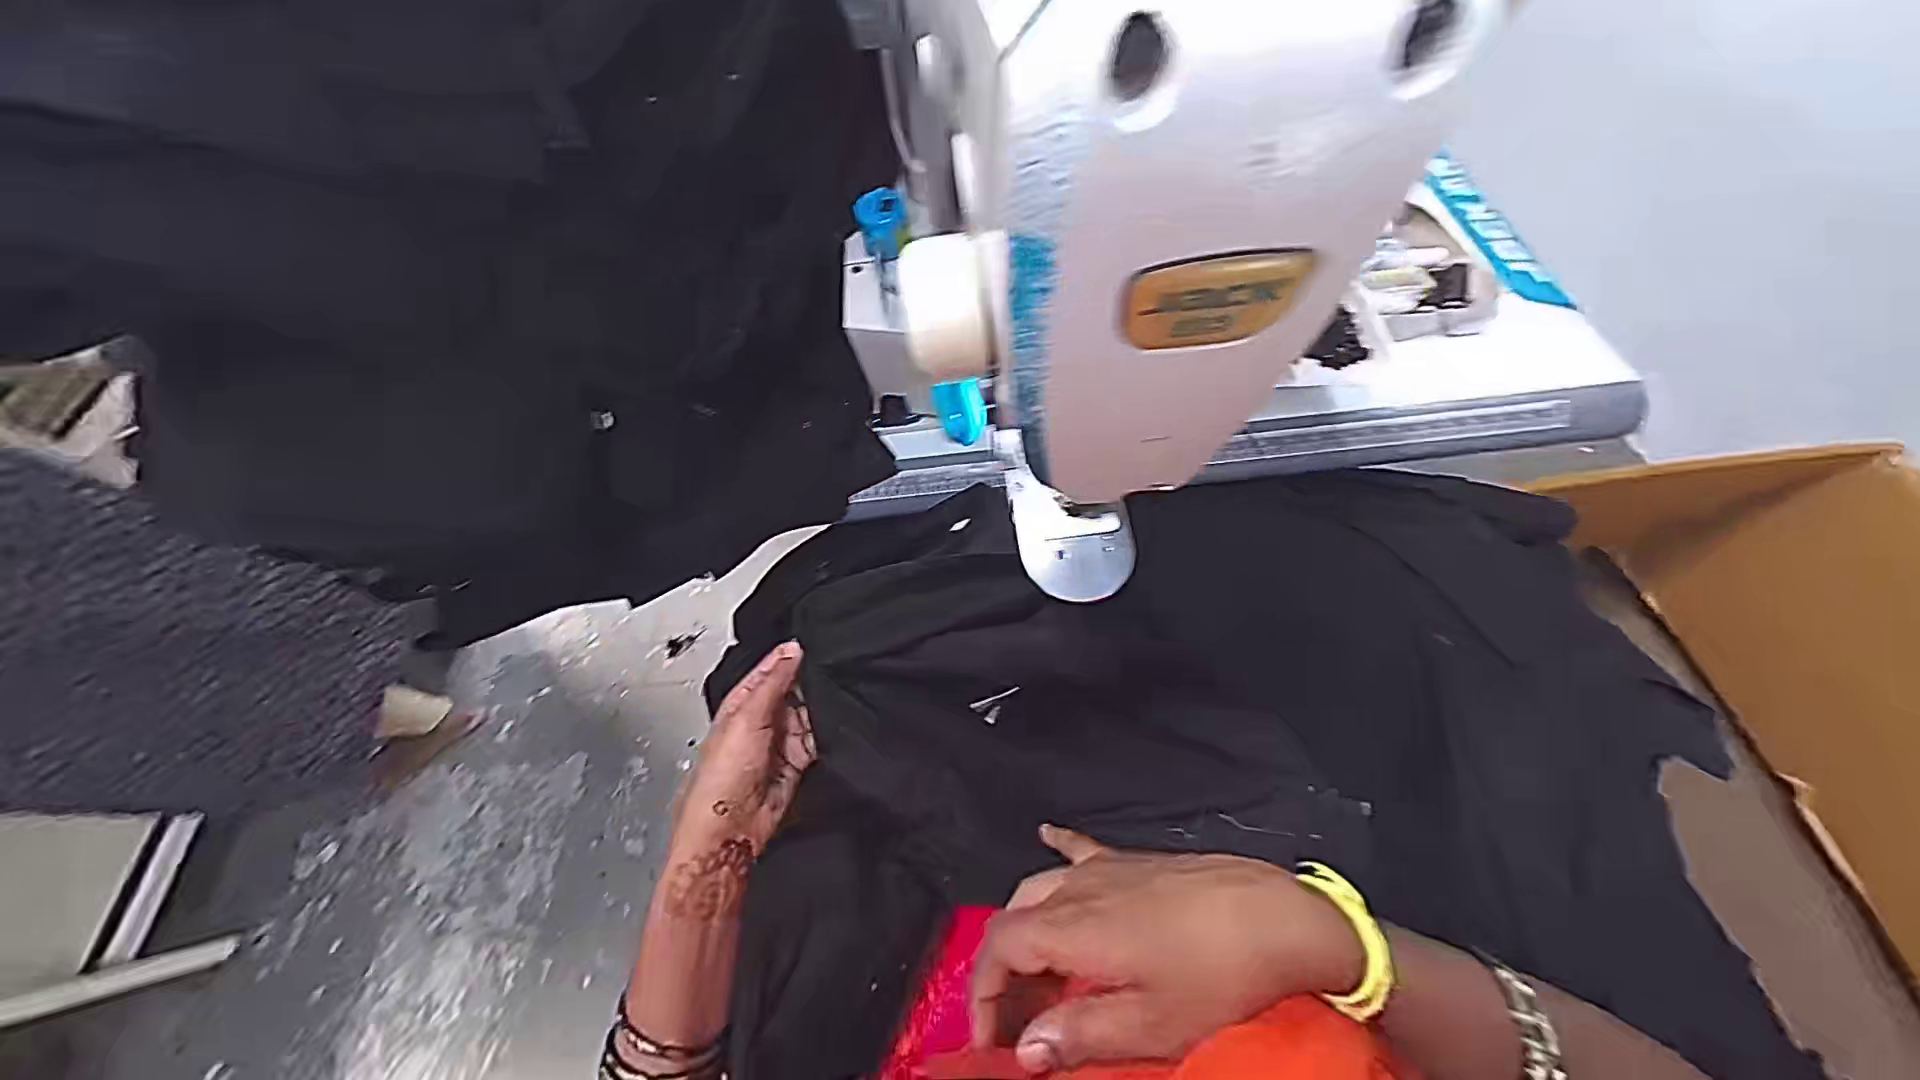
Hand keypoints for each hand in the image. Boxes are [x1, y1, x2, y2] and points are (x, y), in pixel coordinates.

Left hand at [671, 640, 815, 854]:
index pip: (770, 670)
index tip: (811, 646)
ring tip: (829, 703)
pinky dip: (826, 734)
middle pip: (794, 690)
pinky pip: (818, 739)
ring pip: (809, 714)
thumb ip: (773, 682)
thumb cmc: (718, 783)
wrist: (729, 831)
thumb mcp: (746, 718)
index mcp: (741, 703)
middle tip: (827, 675)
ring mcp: (780, 741)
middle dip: (810, 683)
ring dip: (819, 710)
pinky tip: (830, 728)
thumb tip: (792, 650)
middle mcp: (761, 720)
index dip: (789, 657)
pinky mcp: (796, 761)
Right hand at [970, 827, 1365, 1072]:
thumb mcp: (1150, 1024)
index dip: (984, 992)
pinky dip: (1057, 846)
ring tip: (1036, 972)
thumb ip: (1080, 1032)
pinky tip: (1046, 834)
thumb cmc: (1213, 974)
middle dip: (1004, 972)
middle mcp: (1075, 889)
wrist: (1272, 914)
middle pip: (1014, 920)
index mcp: (1072, 928)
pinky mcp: (1130, 860)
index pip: (1000, 947)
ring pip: (1039, 889)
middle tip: (1019, 1021)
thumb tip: (1027, 1050)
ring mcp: (1103, 868)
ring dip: (1026, 930)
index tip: (990, 1039)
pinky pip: (1079, 847)